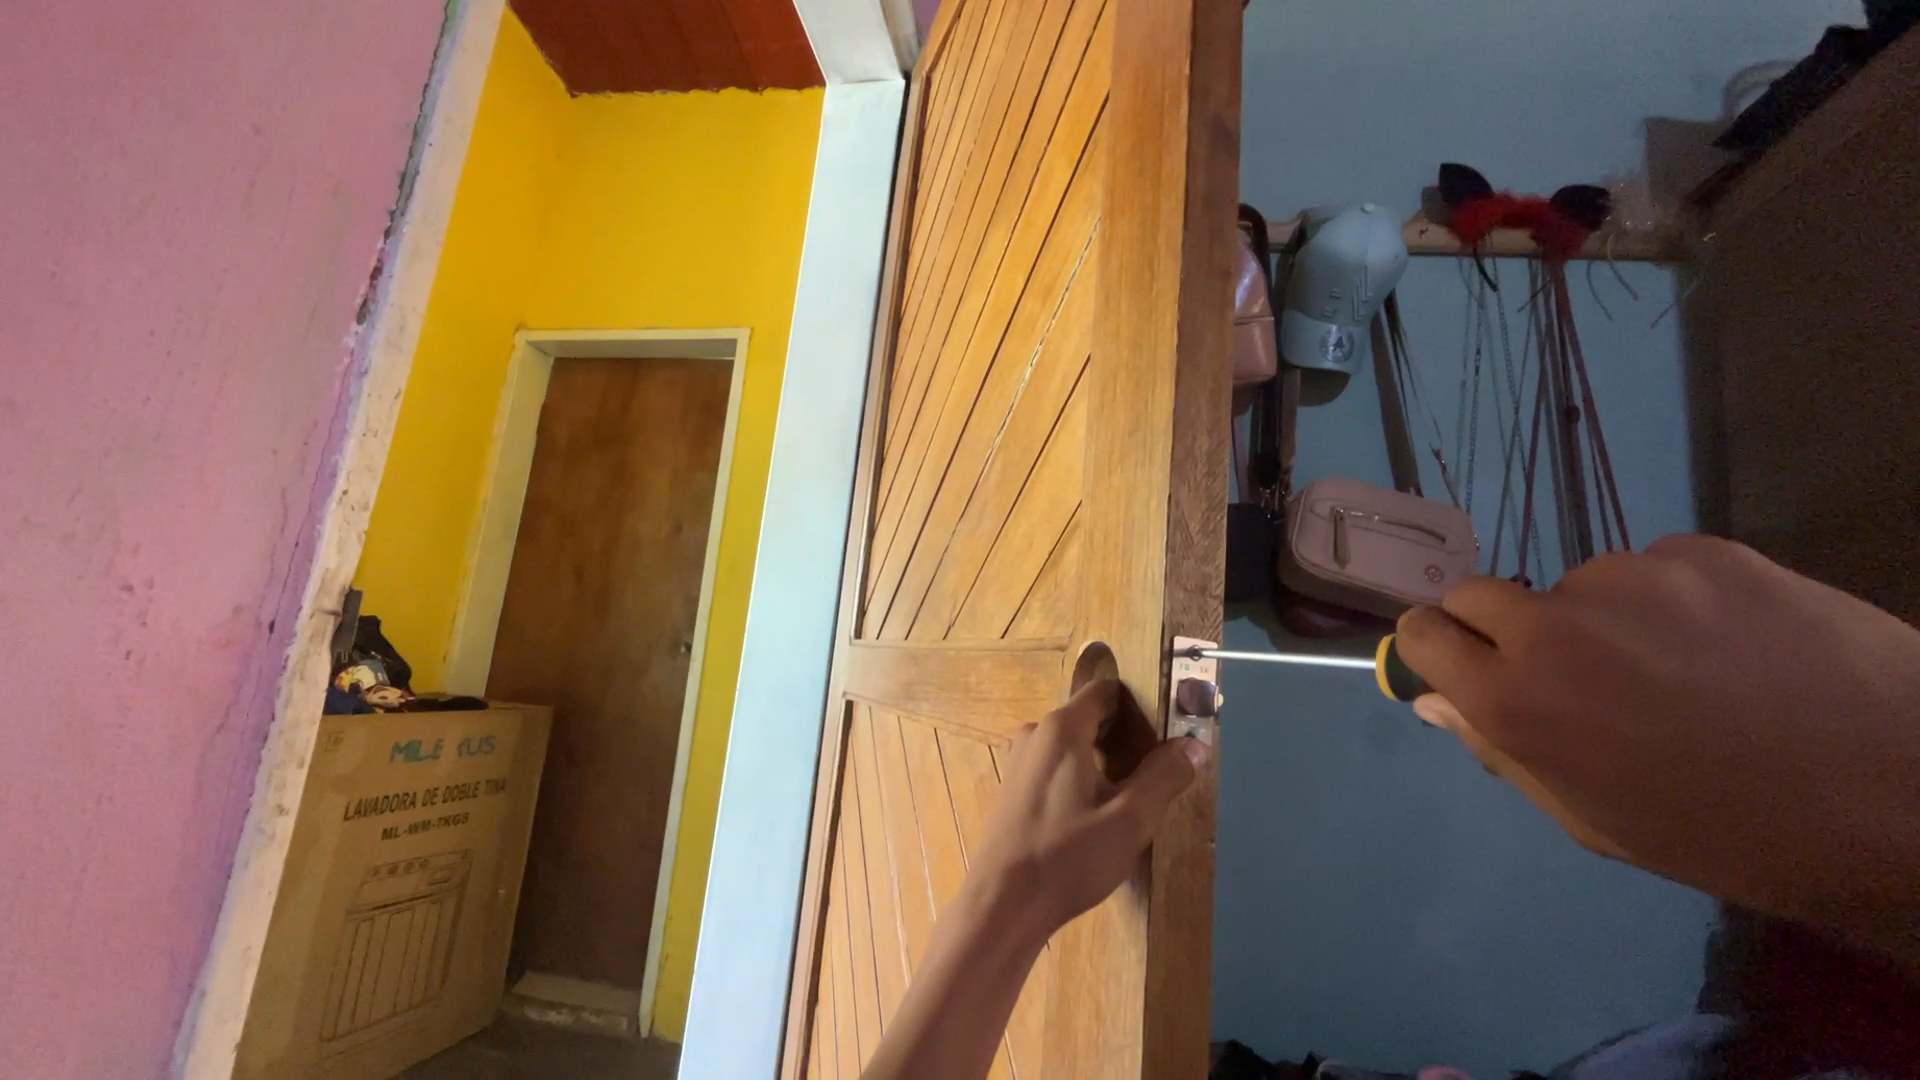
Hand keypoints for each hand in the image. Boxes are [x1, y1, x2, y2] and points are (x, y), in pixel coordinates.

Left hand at [860, 680, 1203, 1079]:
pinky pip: (1053, 766)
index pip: (1105, 691)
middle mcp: (1035, 733)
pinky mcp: (1012, 787)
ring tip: (1130, 795)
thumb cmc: (1068, 856)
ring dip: (1101, 760)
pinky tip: (1094, 814)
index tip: (1166, 729)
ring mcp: (1019, 760)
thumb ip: (1164, 776)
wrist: (1003, 902)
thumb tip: (1195, 743)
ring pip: (1071, 744)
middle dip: (1124, 735)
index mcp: (1062, 728)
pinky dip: (1078, 776)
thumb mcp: (1130, 819)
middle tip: (1157, 769)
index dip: (1139, 703)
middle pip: (1089, 717)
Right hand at [1396, 534, 1919, 965]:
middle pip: (1474, 593)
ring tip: (1678, 663)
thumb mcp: (1592, 819)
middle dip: (1497, 626)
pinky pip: (1652, 567)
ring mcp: (1626, 580)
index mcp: (1512, 698)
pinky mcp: (1702, 553)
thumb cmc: (1731, 835)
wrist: (1919, 803)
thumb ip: (1499, 751)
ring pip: (1572, 585)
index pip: (1419, 633)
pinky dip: (1668, 599)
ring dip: (1596, 616)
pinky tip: (1730, 639)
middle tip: (1566, 667)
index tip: (1466, 665)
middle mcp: (1547, 626)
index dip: (1436, 648)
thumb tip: (1437, 701)